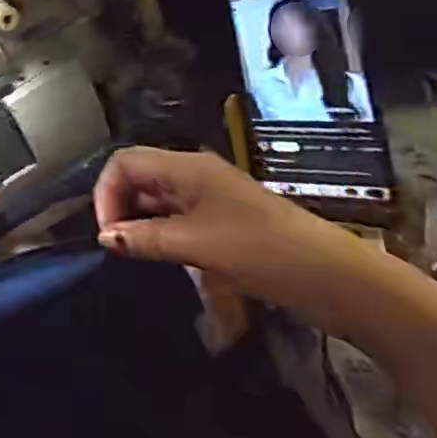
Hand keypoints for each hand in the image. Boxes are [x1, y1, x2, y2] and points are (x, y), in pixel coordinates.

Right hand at [93, 147, 383, 324]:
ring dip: (140, 223)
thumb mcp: (197, 245)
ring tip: (134, 257)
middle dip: (120, 207)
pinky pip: (177, 218)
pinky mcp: (222, 221)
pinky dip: (161, 234)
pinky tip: (160, 258)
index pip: (126, 161)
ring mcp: (209, 197)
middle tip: (116, 249)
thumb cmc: (261, 250)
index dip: (106, 191)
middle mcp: (194, 174)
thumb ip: (146, 238)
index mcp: (186, 166)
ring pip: (157, 199)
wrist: (332, 276)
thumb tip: (104, 236)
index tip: (106, 233)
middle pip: (139, 176)